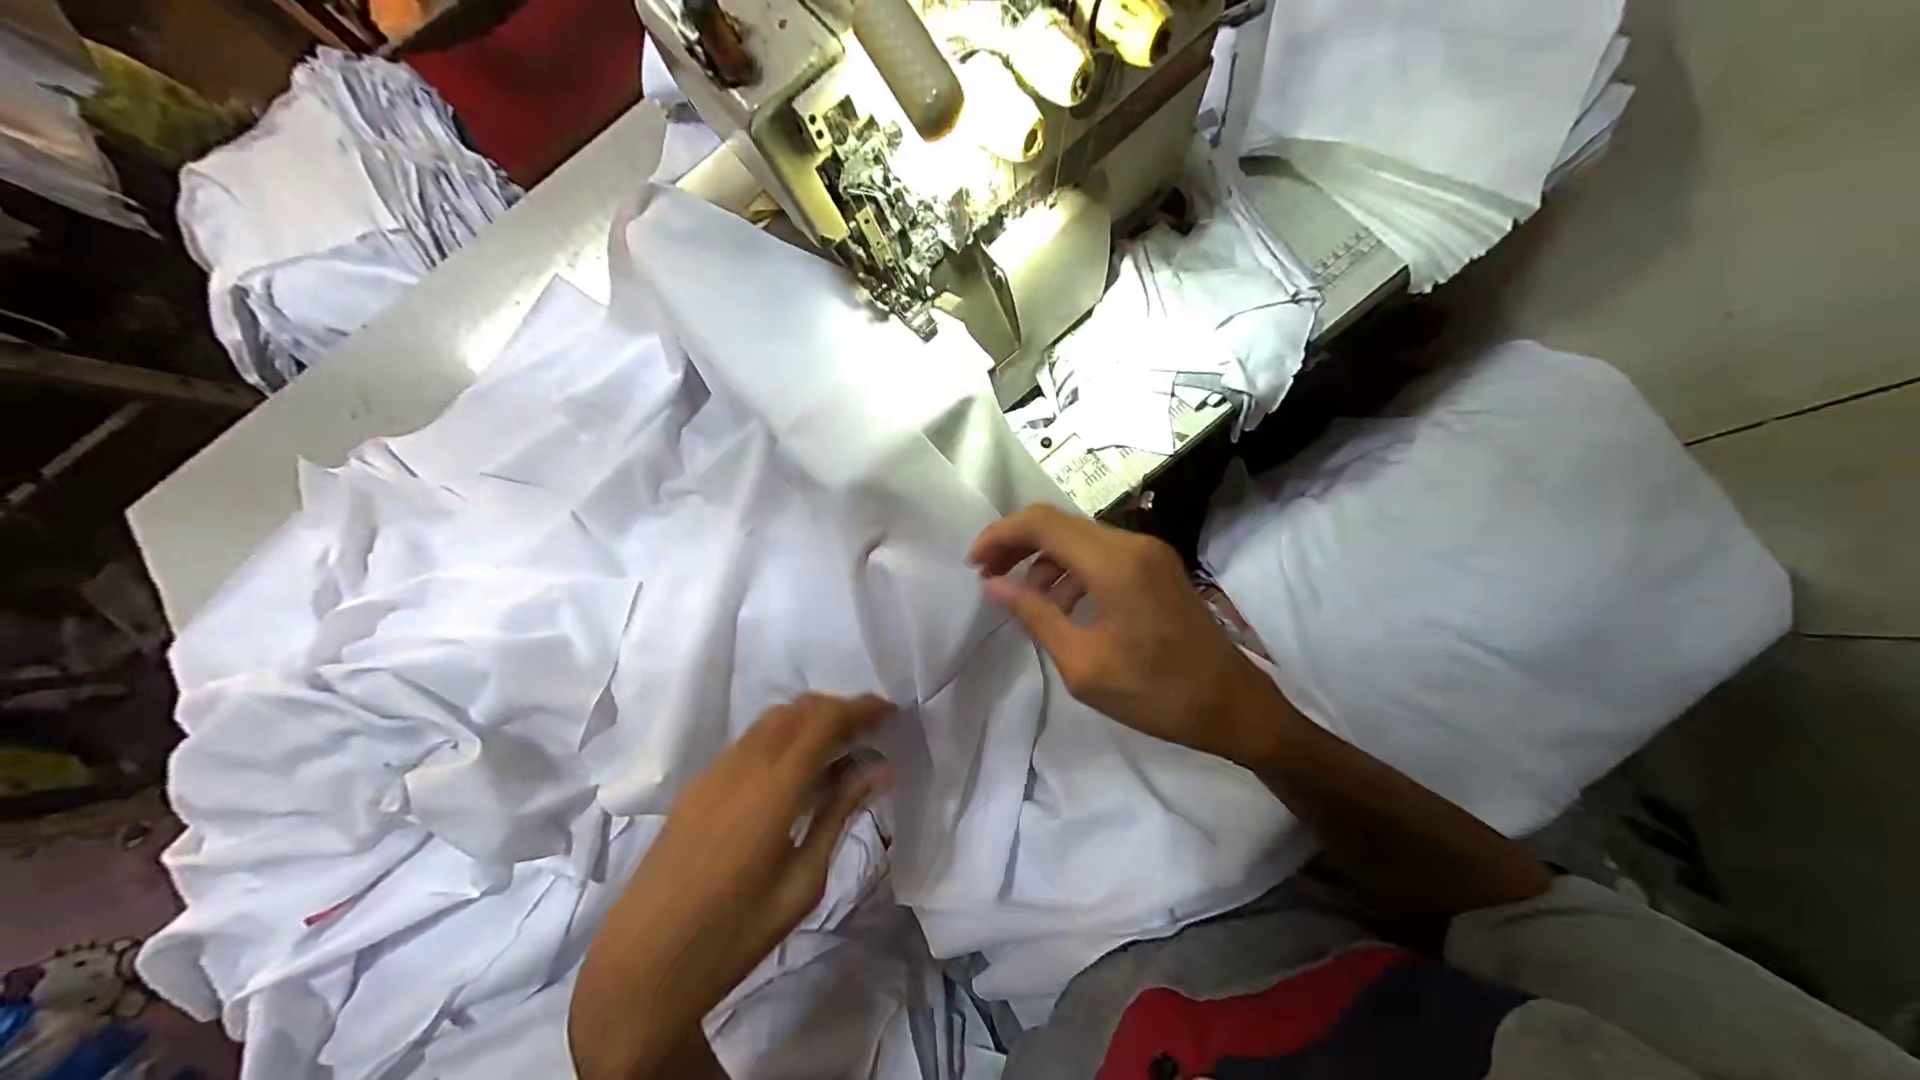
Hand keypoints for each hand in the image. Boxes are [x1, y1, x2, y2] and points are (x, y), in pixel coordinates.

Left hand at [570, 694, 892, 1079]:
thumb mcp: (803, 881)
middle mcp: (743, 765)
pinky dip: (781, 737)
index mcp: (775, 787)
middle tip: (869, 732)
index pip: (825, 720)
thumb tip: (877, 770)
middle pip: (797, 709)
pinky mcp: (697, 787)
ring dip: (808, 720)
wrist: (642, 963)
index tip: (890, 713)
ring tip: (837, 749)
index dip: (861, 708)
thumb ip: (838, 815)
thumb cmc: (735, 932)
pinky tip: (793, 773)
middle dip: (837, 709)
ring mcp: (714, 772)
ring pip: (770, 721)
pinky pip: (749, 741)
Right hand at [970, 504, 1291, 765]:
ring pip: (1079, 537)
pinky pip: (1102, 553)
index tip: (974, 564)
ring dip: (1044, 559)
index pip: (1042, 523)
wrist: (1234, 707)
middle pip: (1059, 524)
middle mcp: (1133, 544)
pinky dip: (1072, 569)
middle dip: (1017, 545)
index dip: (1000, 536)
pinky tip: (1064, 605)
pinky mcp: (1158, 567)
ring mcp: (1150, 553)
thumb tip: (993, 585)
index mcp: (1114, 564)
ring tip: (1024, 599)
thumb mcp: (1083, 664)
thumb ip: (1035, 615)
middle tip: (989, 577)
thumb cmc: (1156, 694)